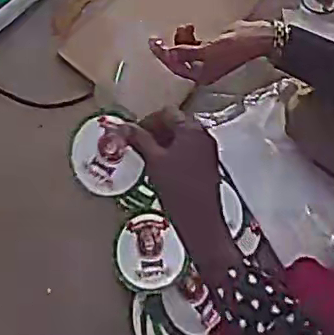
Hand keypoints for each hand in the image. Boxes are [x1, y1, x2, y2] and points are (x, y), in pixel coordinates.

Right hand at [124, 110, 240, 275]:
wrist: (201, 222)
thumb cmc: (178, 190)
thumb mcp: (154, 161)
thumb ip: (139, 140)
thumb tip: (124, 127)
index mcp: (191, 129)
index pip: (166, 112)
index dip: (147, 120)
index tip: (134, 132)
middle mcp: (203, 135)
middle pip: (176, 123)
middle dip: (155, 131)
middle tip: (138, 144)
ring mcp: (208, 150)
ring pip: (182, 137)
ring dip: (164, 143)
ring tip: (147, 157)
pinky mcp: (208, 165)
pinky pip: (189, 150)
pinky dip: (174, 153)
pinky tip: (162, 168)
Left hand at [150, 22, 272, 85]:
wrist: (258, 38)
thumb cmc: (236, 45)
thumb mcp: (209, 49)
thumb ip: (187, 53)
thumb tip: (168, 55)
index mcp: (202, 75)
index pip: (175, 66)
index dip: (163, 55)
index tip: (153, 42)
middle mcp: (203, 70)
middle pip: (179, 60)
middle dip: (172, 46)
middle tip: (164, 34)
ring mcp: (208, 59)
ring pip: (186, 51)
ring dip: (182, 39)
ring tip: (187, 27)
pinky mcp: (213, 49)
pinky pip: (194, 45)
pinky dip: (190, 38)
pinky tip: (192, 29)